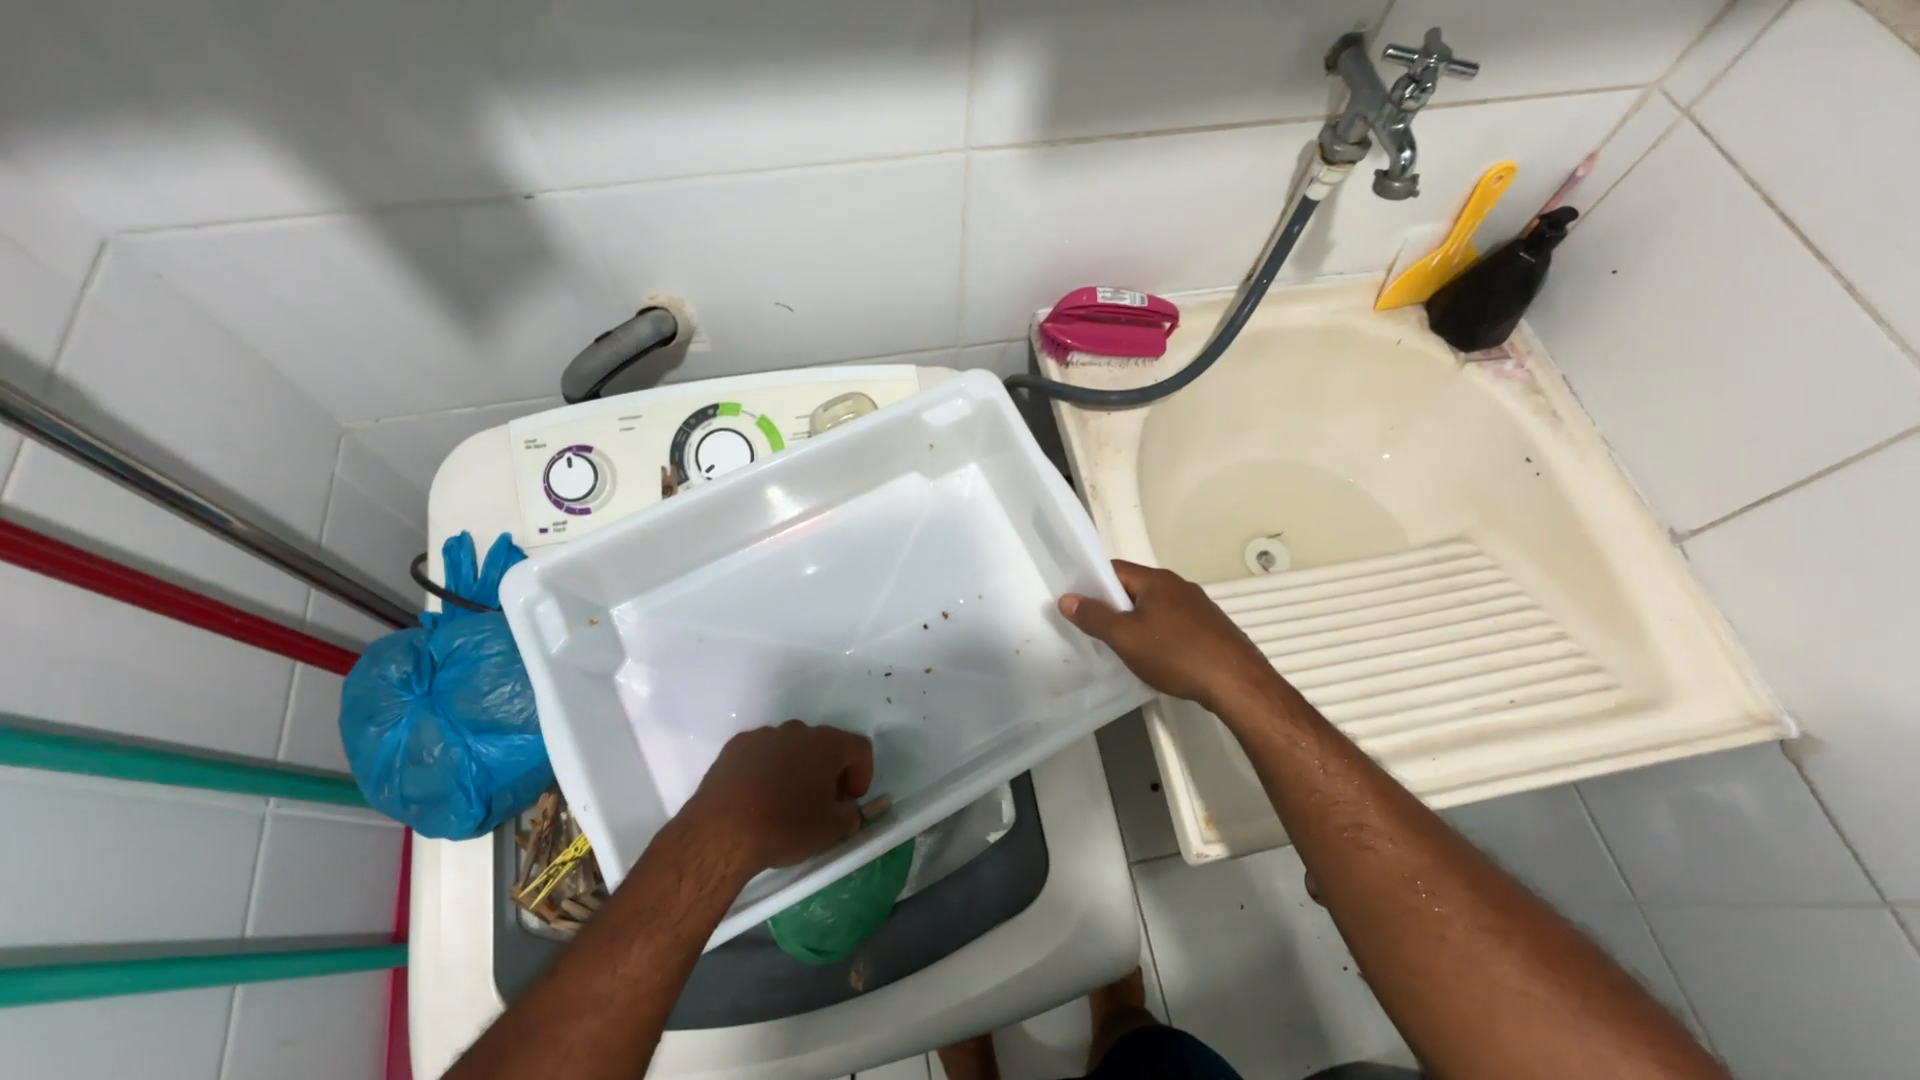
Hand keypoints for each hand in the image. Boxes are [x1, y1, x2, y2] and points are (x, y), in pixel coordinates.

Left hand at [679, 721, 875, 874]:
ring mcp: (762, 735)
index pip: (859, 748)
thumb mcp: (830, 830)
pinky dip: (767, 769)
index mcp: (826, 744)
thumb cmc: (785, 827)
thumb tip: (846, 811)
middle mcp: (796, 730)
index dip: (863, 773)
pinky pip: (761, 754)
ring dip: (797, 768)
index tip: (851, 800)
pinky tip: (757, 797)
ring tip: (786, 801)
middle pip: (824, 745)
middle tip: (822, 801)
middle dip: (829, 771)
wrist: (722, 832)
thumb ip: (849, 815)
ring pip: (790, 748)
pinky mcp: (734, 747)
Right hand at [1060, 560, 1281, 714]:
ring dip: (1137, 622)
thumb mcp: (1125, 637)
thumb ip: (1095, 617)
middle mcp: (1178, 586)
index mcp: (1156, 580)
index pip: (1114, 569)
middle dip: (1114, 606)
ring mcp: (1198, 607)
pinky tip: (1157, 658)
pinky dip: (1159, 635)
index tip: (1076, 603)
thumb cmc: (1175, 654)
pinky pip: (1174, 624)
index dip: (1091, 583)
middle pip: (1135, 588)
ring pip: (1156, 608)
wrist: (1236, 682)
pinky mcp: (1210, 629)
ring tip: (1124, 647)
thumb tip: (1068, 598)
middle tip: (1095, 630)